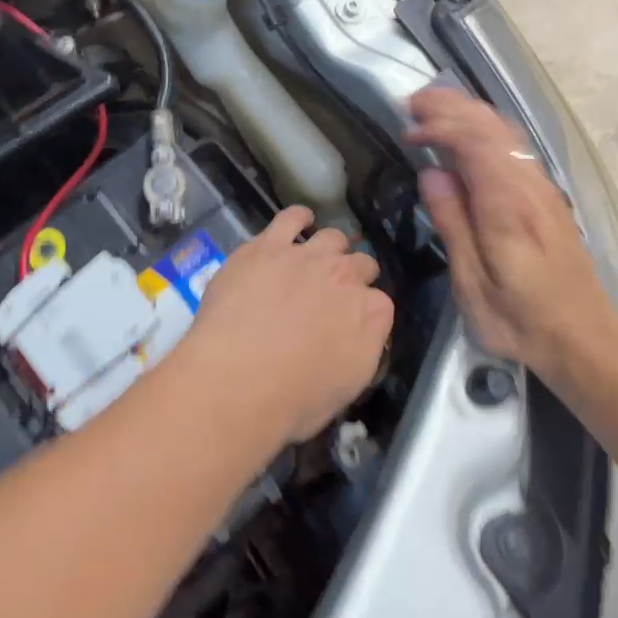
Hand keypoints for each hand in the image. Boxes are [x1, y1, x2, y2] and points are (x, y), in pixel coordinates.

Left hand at [176, 207, 392, 442]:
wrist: (238, 378)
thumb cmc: (291, 400)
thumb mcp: (343, 390)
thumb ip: (357, 354)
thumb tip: (354, 342)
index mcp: (372, 315)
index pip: (380, 304)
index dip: (364, 312)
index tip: (351, 323)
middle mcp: (346, 277)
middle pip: (361, 264)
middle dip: (352, 276)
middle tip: (333, 292)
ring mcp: (307, 256)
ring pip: (332, 236)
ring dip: (330, 247)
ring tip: (318, 256)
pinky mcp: (268, 245)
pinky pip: (291, 217)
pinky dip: (298, 218)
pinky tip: (298, 221)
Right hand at [406, 87, 612, 372]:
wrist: (582, 338)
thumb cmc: (519, 319)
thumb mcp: (472, 282)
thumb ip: (453, 223)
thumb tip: (432, 173)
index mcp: (507, 205)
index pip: (474, 141)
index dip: (439, 126)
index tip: (407, 130)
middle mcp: (529, 187)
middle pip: (492, 127)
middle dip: (452, 107)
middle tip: (413, 102)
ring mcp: (543, 190)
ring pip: (508, 133)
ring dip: (470, 114)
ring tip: (434, 109)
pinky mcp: (547, 199)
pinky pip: (516, 148)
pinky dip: (487, 131)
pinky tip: (470, 137)